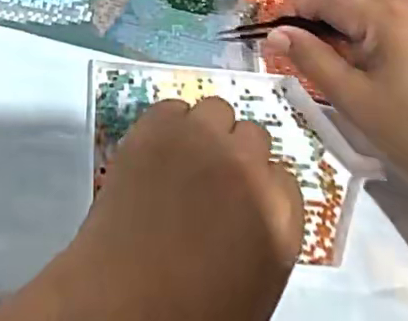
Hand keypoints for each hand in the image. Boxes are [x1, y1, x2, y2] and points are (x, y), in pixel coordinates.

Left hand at [35, 98, 302, 320]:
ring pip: (216, 110)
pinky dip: (168, 124)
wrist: (124, 304)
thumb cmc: (191, 310)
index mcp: (279, 214)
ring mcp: (200, 139)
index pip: (283, 176)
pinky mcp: (157, 125)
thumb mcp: (254, 282)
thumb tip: (250, 206)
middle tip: (212, 176)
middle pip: (253, 135)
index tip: (243, 195)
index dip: (260, 185)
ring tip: (185, 156)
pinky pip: (172, 106)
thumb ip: (262, 228)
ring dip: (206, 129)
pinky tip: (158, 150)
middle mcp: (246, 165)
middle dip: (236, 152)